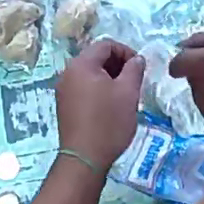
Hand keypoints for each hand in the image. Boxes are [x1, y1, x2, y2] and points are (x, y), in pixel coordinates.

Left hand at [56, 38, 145, 170]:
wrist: (84, 158)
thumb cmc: (108, 122)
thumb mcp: (128, 92)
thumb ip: (134, 69)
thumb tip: (137, 59)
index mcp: (81, 64)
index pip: (106, 44)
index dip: (126, 51)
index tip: (139, 68)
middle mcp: (68, 72)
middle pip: (96, 57)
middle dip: (118, 64)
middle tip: (134, 81)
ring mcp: (63, 89)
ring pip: (90, 72)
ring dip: (109, 77)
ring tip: (125, 94)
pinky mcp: (64, 104)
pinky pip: (83, 86)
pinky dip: (98, 88)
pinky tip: (110, 105)